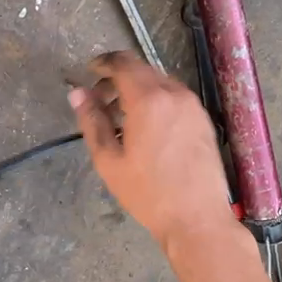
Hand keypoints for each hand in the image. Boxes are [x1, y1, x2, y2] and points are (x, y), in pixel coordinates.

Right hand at [69, 51, 236, 249]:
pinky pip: (174, 96)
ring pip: (159, 82)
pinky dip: (155, 100)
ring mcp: (192, 105)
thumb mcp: (108, 159)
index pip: (123, 63)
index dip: (103, 62)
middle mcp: (174, 93)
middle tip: (100, 100)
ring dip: (137, 89)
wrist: (197, 219)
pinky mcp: (203, 119)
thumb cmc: (148, 193)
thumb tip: (77, 93)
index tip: (89, 71)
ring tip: (121, 118)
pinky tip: (146, 127)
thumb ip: (92, 121)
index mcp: (148, 100)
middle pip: (141, 70)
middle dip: (117, 78)